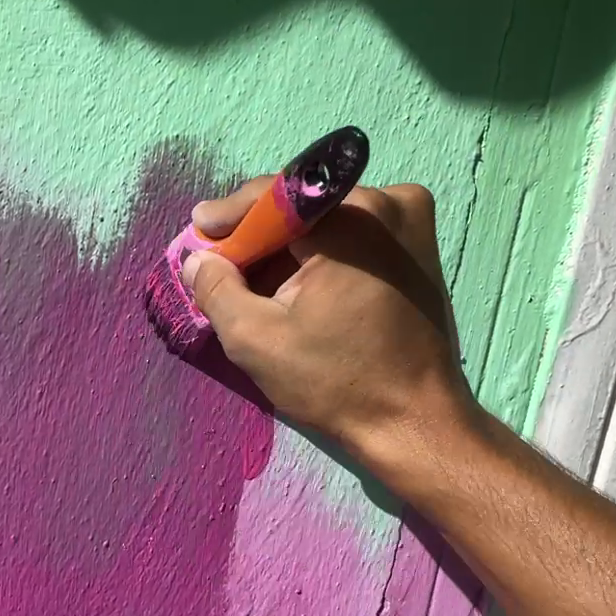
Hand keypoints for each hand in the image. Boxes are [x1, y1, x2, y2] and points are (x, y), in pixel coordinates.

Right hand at [183, 178, 478, 476]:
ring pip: (325, 220)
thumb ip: (217, 291)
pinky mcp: (419, 245)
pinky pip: (352, 234)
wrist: (413, 420)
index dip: (228, 215)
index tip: (197, 229)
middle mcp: (388, 201)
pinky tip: (299, 289)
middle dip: (257, 235)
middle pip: (299, 206)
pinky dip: (319, 254)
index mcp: (349, 218)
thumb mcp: (256, 341)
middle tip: (222, 264)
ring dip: (287, 248)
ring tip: (256, 283)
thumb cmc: (335, 382)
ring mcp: (411, 220)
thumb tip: (196, 259)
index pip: (271, 196)